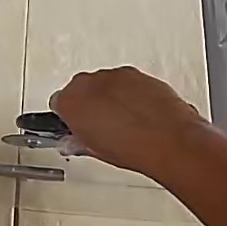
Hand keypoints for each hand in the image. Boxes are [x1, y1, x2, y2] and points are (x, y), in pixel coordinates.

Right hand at [49, 66, 209, 176]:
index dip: (68, 116)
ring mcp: (117, 75)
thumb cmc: (131, 145)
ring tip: (122, 123)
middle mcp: (92, 81)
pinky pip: (129, 83)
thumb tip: (75, 141)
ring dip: (111, 97)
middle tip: (98, 127)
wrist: (167, 139)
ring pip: (106, 84)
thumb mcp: (94, 150)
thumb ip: (78, 140)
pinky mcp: (139, 74)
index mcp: (72, 99)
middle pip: (82, 89)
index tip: (76, 126)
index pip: (59, 102)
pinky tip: (139, 114)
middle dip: (89, 104)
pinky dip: (131, 94)